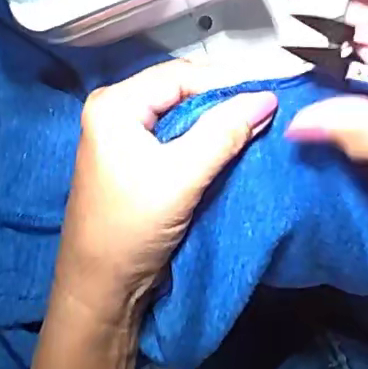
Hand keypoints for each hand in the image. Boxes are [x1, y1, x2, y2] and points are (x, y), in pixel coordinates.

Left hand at [51, 61, 278, 328]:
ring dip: (215, 118)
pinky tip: (230, 140)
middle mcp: (114, 107)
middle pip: (179, 89)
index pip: (179, 76)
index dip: (225, 83)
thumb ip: (222, 134)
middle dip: (222, 99)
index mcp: (114, 103)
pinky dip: (203, 135)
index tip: (269, 94)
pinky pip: (175, 130)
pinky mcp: (133, 152)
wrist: (98, 292)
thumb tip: (265, 98)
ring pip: (180, 110)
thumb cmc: (130, 231)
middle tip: (266, 108)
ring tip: (256, 121)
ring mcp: (122, 130)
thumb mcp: (180, 179)